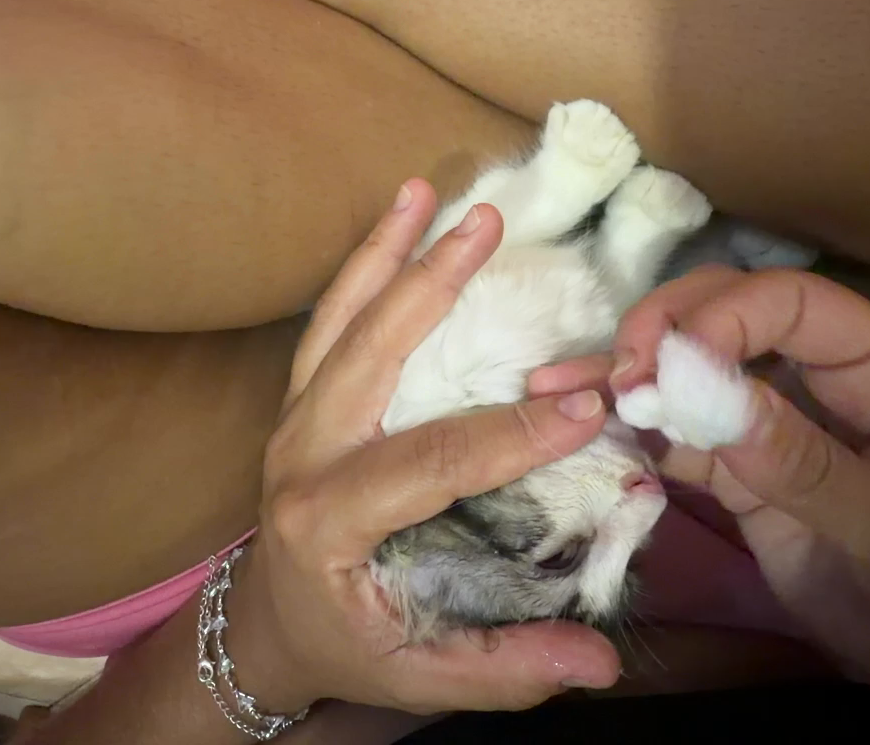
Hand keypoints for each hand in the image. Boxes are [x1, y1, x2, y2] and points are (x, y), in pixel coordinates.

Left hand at [226, 179, 622, 716]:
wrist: (268, 619)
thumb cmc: (345, 643)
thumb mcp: (418, 676)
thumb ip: (505, 670)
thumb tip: (601, 665)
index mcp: (328, 519)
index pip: (430, 462)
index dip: (512, 436)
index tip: (589, 405)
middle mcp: (302, 450)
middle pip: (368, 353)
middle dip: (432, 285)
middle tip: (488, 226)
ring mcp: (294, 413)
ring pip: (338, 318)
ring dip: (384, 249)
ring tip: (425, 191)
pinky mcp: (300, 394)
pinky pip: (330, 319)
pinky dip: (362, 265)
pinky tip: (396, 220)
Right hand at [539, 266, 869, 740]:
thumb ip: (805, 463)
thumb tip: (707, 396)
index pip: (793, 302)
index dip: (725, 315)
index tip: (668, 362)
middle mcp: (822, 379)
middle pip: (728, 313)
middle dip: (665, 331)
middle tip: (619, 372)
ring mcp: (777, 424)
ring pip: (690, 369)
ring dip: (628, 374)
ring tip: (565, 387)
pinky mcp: (744, 472)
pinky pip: (679, 436)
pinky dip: (633, 432)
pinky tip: (586, 427)